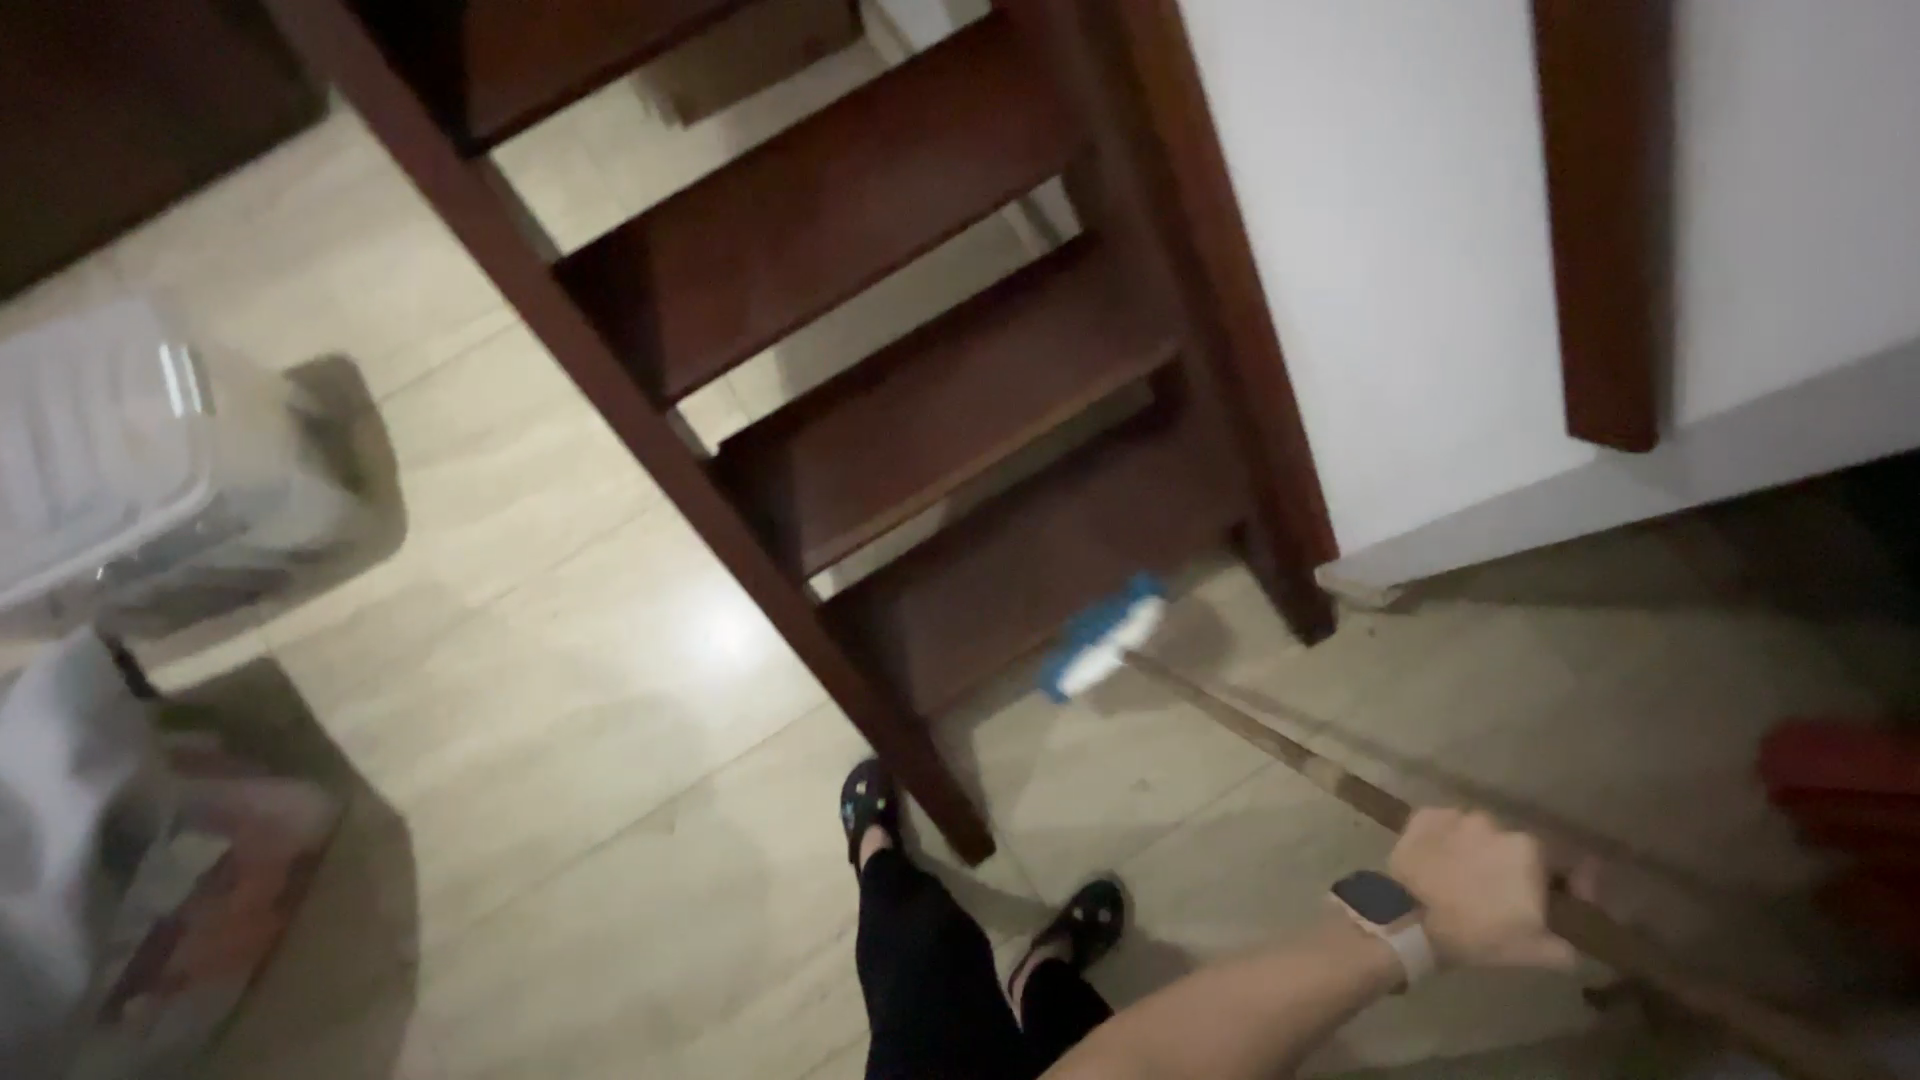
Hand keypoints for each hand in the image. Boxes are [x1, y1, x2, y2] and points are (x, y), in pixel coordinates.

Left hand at [1388, 807, 1578, 970]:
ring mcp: (1454, 816)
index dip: (1573, 883)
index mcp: (1529, 849)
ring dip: (1481, 850)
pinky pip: (1445, 826)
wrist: (1410, 918)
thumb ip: (1571, 943)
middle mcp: (1493, 822)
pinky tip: (1442, 860)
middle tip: (1508, 891)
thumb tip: (1578, 940)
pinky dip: (1448, 840)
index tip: (1565, 900)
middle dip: (1519, 867)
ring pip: (1479, 833)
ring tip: (1470, 875)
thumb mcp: (1539, 951)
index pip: (1566, 861)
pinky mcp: (1422, 816)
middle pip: (1518, 846)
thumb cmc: (1478, 933)